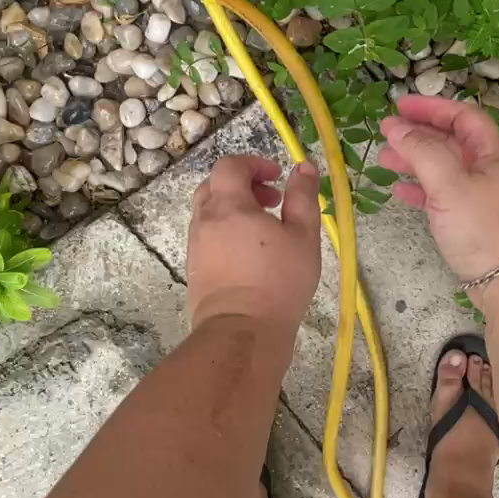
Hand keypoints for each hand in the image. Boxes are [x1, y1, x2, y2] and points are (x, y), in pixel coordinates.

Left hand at [184, 156, 321, 330]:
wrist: (242, 333)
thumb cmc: (279, 281)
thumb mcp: (303, 235)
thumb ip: (303, 197)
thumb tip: (303, 166)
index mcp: (229, 205)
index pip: (230, 166)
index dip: (254, 164)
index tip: (278, 177)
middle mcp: (205, 220)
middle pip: (214, 185)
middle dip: (243, 184)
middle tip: (272, 202)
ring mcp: (196, 246)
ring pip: (208, 211)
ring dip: (234, 208)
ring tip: (264, 230)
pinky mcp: (195, 269)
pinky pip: (206, 236)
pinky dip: (226, 230)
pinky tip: (250, 254)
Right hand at [378, 96, 498, 287]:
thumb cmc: (485, 230)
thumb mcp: (450, 186)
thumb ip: (422, 152)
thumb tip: (397, 126)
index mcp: (495, 156)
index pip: (464, 117)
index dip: (432, 107)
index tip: (401, 105)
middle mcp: (492, 173)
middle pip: (453, 143)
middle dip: (419, 135)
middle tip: (386, 132)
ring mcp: (485, 199)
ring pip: (446, 171)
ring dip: (416, 162)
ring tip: (384, 160)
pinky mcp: (476, 224)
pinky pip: (446, 197)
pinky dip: (423, 191)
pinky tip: (400, 191)